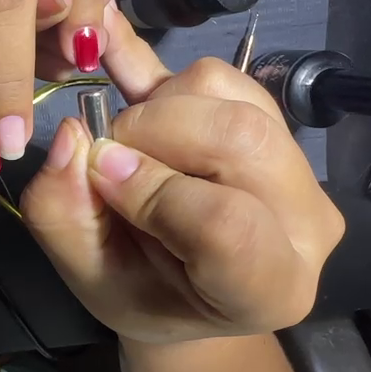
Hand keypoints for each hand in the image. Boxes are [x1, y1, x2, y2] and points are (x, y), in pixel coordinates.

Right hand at [19, 26, 345, 344]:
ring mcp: (298, 166)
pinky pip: (219, 76)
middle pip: (237, 134)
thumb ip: (64, 216)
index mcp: (268, 289)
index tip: (100, 179)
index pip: (228, 223)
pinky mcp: (275, 122)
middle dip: (147, 130)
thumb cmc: (140, 295)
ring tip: (132, 145)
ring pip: (225, 91)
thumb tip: (72, 132)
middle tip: (106, 156)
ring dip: (156, 106)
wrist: (186, 291)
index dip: (151, 189)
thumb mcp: (87, 277)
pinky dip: (163, 80)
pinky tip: (134, 93)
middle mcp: (306, 223)